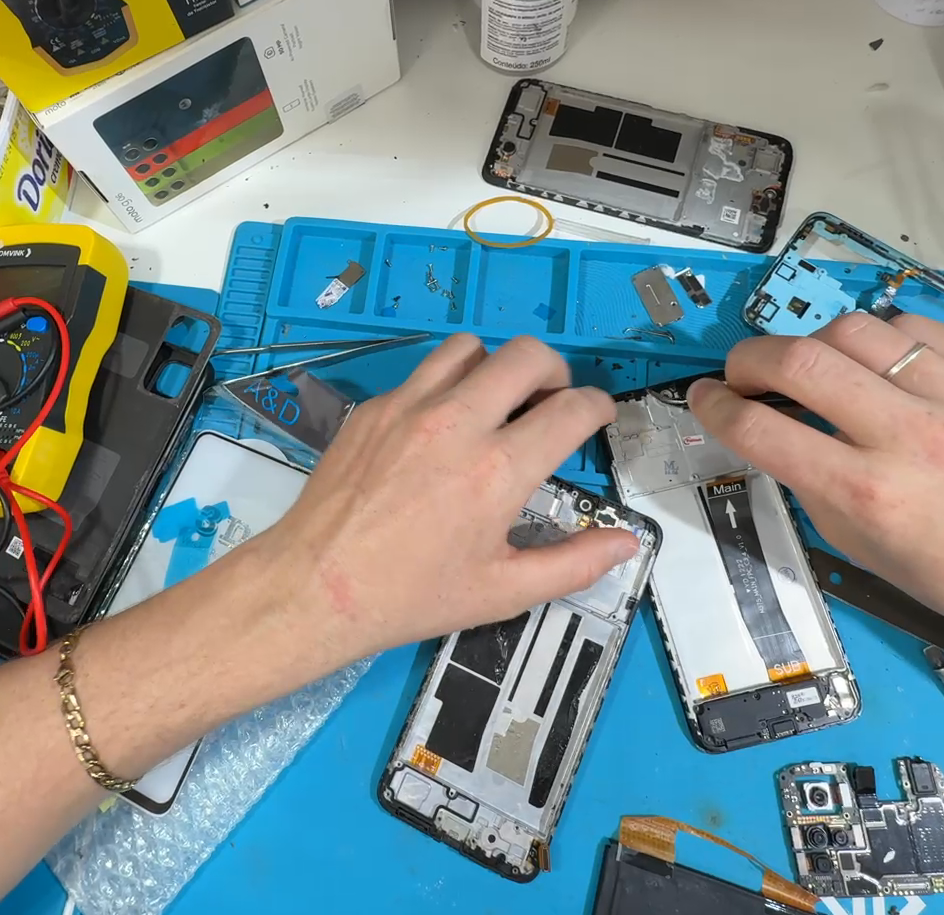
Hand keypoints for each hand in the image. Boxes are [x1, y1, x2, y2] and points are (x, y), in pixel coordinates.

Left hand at [263, 333, 640, 660]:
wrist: (317, 585)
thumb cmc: (412, 596)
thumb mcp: (502, 592)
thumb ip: (573, 563)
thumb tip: (626, 542)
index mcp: (498, 470)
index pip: (572, 409)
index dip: (598, 407)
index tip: (597, 416)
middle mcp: (458, 423)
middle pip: (528, 355)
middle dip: (555, 372)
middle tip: (549, 403)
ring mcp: (409, 406)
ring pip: (471, 348)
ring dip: (496, 367)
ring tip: (494, 403)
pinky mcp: (374, 406)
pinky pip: (424, 372)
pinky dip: (446, 385)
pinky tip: (439, 425)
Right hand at [686, 311, 943, 648]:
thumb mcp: (852, 541)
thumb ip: (803, 476)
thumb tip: (765, 421)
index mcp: (866, 493)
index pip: (759, 428)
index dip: (713, 406)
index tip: (704, 398)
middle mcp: (910, 437)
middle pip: (797, 361)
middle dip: (747, 360)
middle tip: (742, 375)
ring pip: (850, 330)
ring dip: (810, 346)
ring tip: (814, 370)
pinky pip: (910, 326)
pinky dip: (875, 341)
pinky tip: (876, 366)